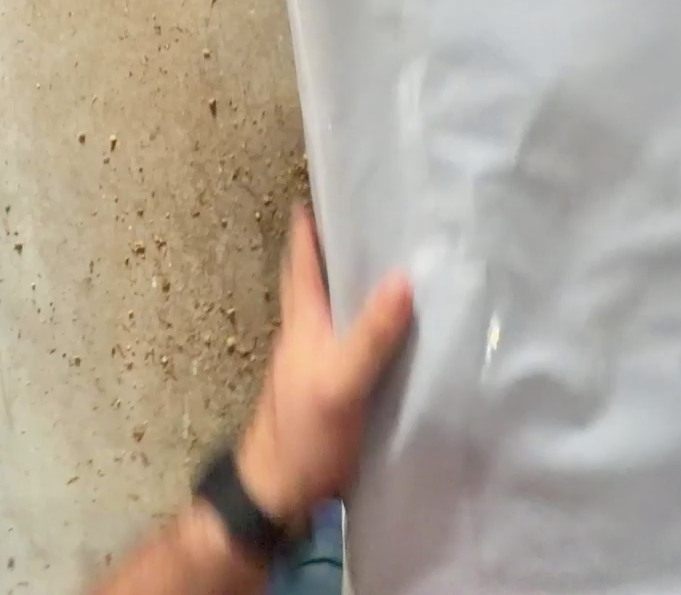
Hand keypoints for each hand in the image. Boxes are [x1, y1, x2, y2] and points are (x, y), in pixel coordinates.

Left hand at [236, 204, 413, 528]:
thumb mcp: (340, 381)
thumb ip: (370, 334)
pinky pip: (347, 334)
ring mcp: (315, 357)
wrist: (278, 494)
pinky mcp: (330, 382)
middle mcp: (306, 329)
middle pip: (314, 274)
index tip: (324, 187)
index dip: (309, 222)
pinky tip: (389, 322)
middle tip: (362, 213)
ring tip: (383, 257)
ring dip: (347, 278)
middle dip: (330, 242)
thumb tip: (403, 277)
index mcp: (302, 318)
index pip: (302, 258)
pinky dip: (363, 317)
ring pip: (330, 303)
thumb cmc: (304, 432)